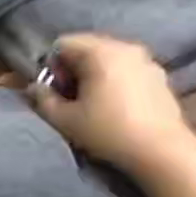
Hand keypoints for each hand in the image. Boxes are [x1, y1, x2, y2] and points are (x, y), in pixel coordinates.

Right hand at [30, 34, 195, 176]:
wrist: (161, 152)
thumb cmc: (108, 132)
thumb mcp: (65, 120)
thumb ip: (42, 99)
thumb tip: (33, 87)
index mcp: (100, 51)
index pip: (62, 44)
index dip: (51, 68)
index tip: (55, 94)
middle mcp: (125, 47)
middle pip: (86, 49)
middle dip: (72, 71)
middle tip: (70, 101)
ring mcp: (147, 61)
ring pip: (108, 60)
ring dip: (94, 77)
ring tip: (93, 106)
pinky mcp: (160, 77)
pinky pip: (127, 71)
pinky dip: (115, 82)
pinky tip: (116, 109)